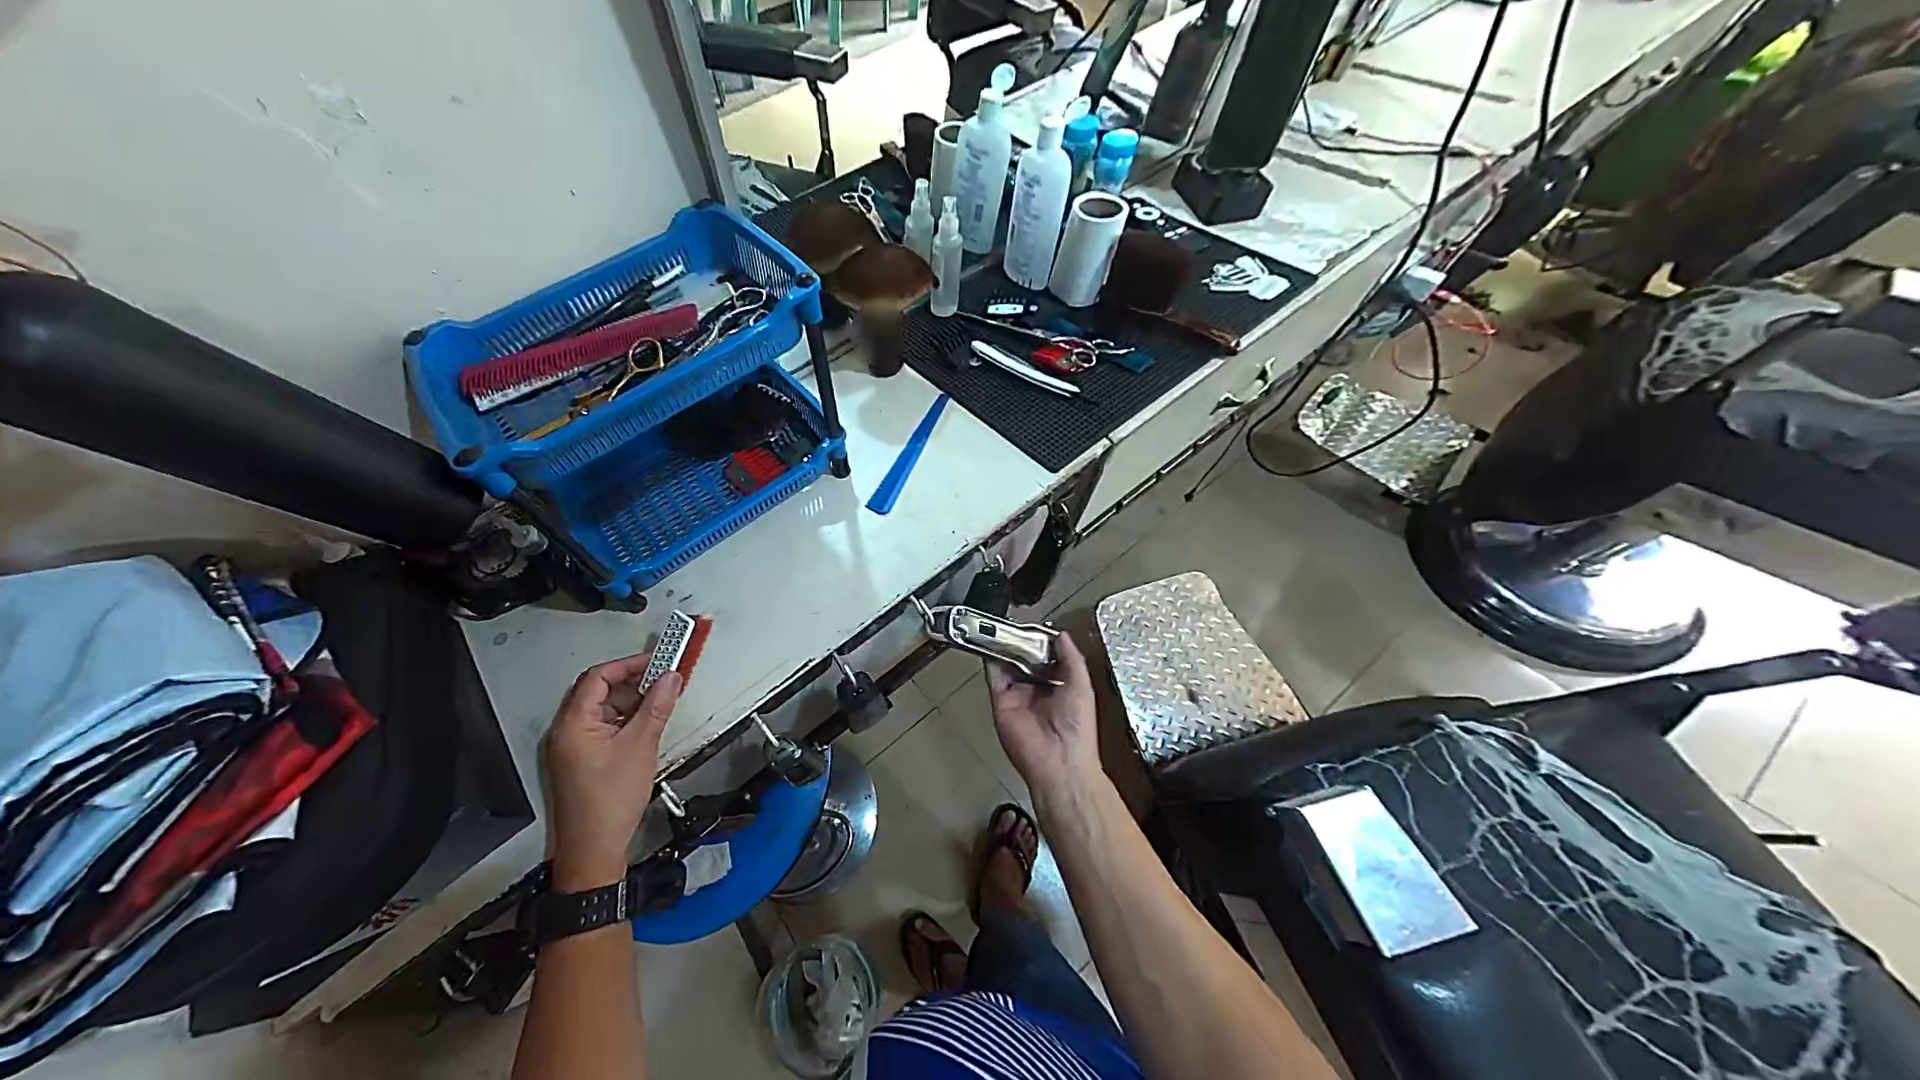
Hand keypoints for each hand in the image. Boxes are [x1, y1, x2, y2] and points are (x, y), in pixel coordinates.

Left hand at [544, 656, 681, 891]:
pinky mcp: (584, 758)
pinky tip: (650, 721)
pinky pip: (606, 726)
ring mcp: (575, 746)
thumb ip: (656, 707)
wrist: (594, 848)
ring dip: (633, 700)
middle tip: (665, 678)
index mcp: (573, 724)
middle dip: (634, 681)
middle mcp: (568, 731)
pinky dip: (628, 718)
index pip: (598, 677)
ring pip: (605, 709)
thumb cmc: (609, 803)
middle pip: (600, 690)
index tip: (658, 661)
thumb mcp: (641, 747)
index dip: (629, 665)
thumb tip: (670, 679)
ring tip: (663, 699)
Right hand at [986, 633, 1100, 800]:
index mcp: (1061, 686)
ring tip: (1003, 630)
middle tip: (1017, 626)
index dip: (1042, 642)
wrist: (1059, 761)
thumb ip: (1072, 657)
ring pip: (1008, 665)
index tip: (1037, 627)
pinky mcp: (1002, 702)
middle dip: (1021, 643)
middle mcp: (1038, 691)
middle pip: (1025, 660)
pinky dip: (991, 661)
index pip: (1047, 658)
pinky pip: (994, 678)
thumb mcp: (1082, 684)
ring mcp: (1019, 696)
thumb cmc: (1077, 731)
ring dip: (1005, 649)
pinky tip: (992, 646)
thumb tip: (1063, 636)